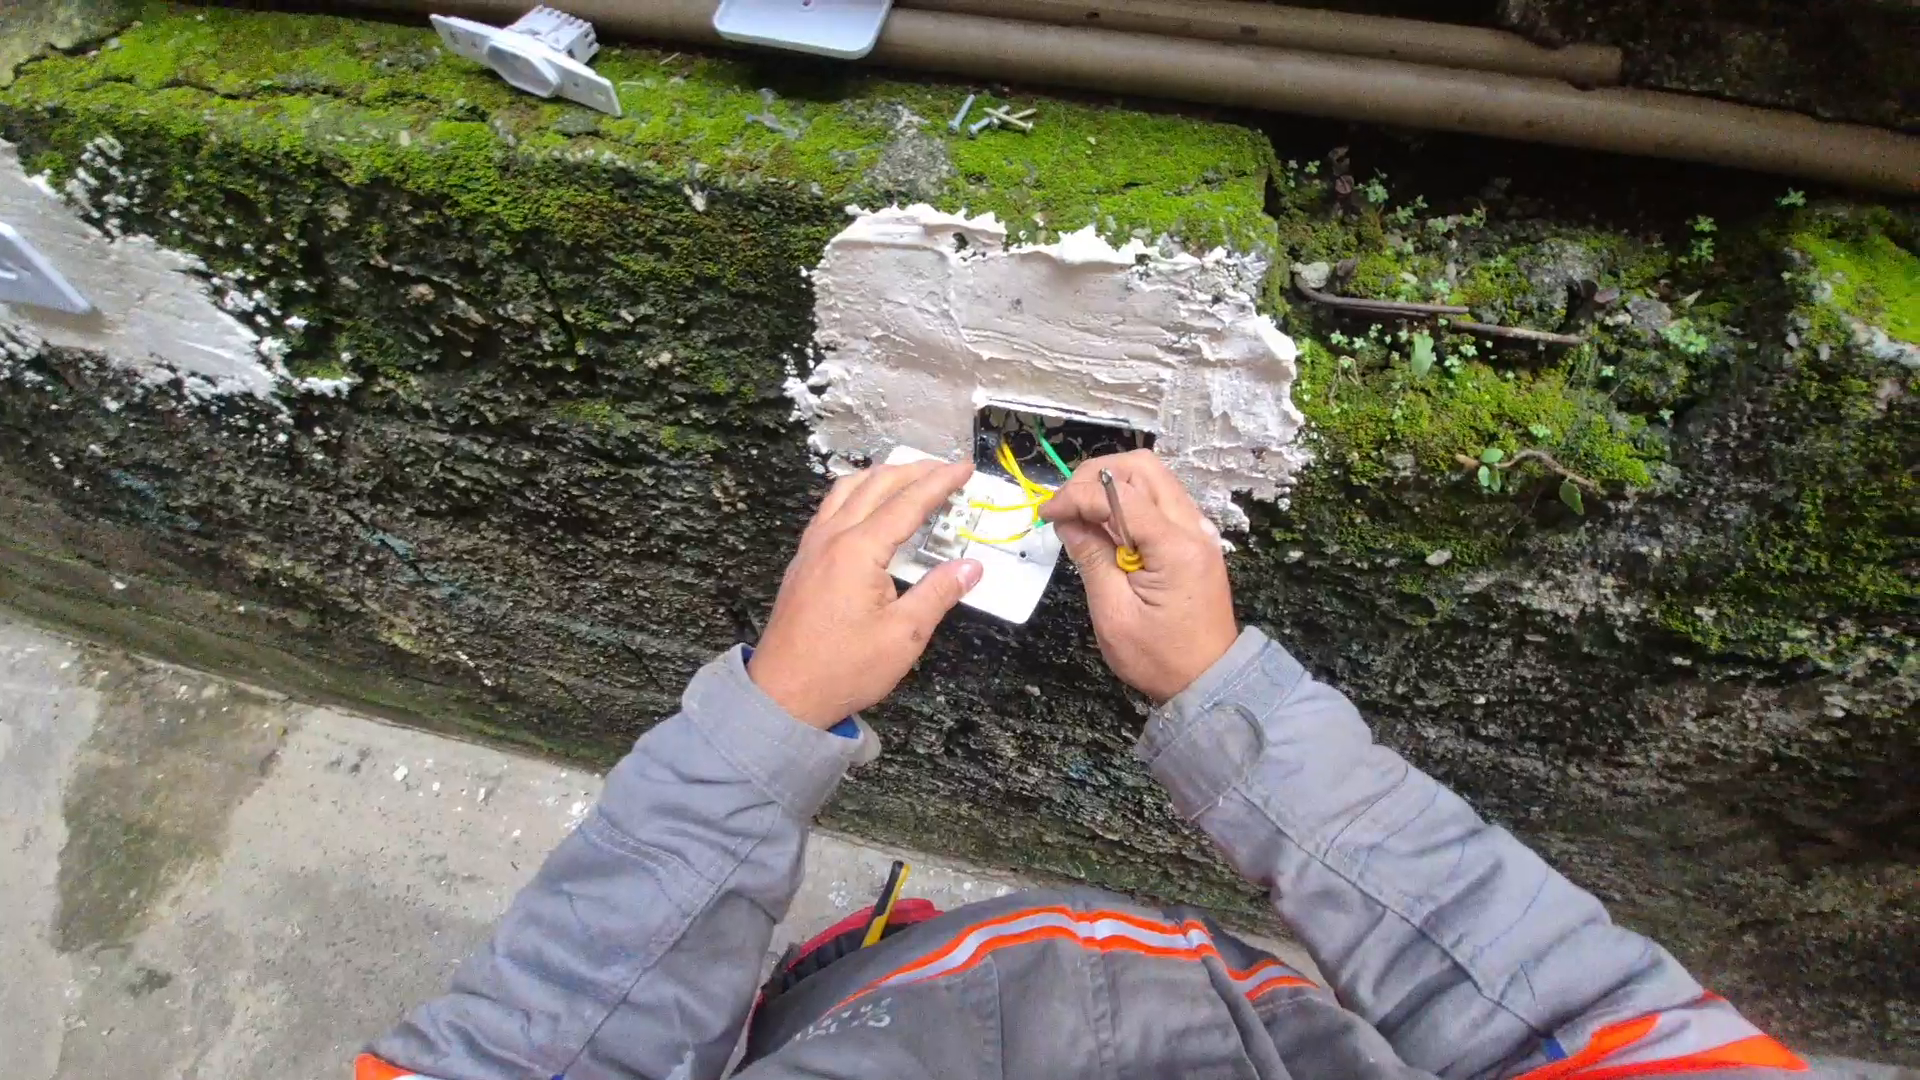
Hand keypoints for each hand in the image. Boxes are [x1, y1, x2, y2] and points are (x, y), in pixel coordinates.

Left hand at [749, 460, 982, 727]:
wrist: (783, 694)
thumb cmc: (842, 669)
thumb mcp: (903, 636)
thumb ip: (938, 593)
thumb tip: (970, 568)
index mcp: (858, 550)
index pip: (907, 503)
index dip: (940, 482)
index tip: (964, 468)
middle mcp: (831, 538)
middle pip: (876, 484)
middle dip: (914, 470)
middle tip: (945, 469)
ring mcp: (812, 547)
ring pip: (847, 490)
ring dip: (881, 476)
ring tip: (909, 477)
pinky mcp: (803, 561)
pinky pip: (831, 508)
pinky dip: (857, 493)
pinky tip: (867, 506)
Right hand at [1039, 450, 1237, 703]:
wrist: (1209, 681)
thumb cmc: (1159, 657)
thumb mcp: (1113, 613)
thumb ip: (1091, 558)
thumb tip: (1067, 520)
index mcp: (1175, 547)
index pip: (1119, 494)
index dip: (1076, 495)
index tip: (1047, 513)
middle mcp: (1193, 527)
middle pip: (1143, 467)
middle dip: (1095, 476)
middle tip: (1066, 505)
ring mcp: (1198, 530)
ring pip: (1152, 477)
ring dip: (1111, 484)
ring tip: (1081, 515)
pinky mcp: (1194, 539)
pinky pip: (1159, 499)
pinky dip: (1127, 500)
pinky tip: (1105, 525)